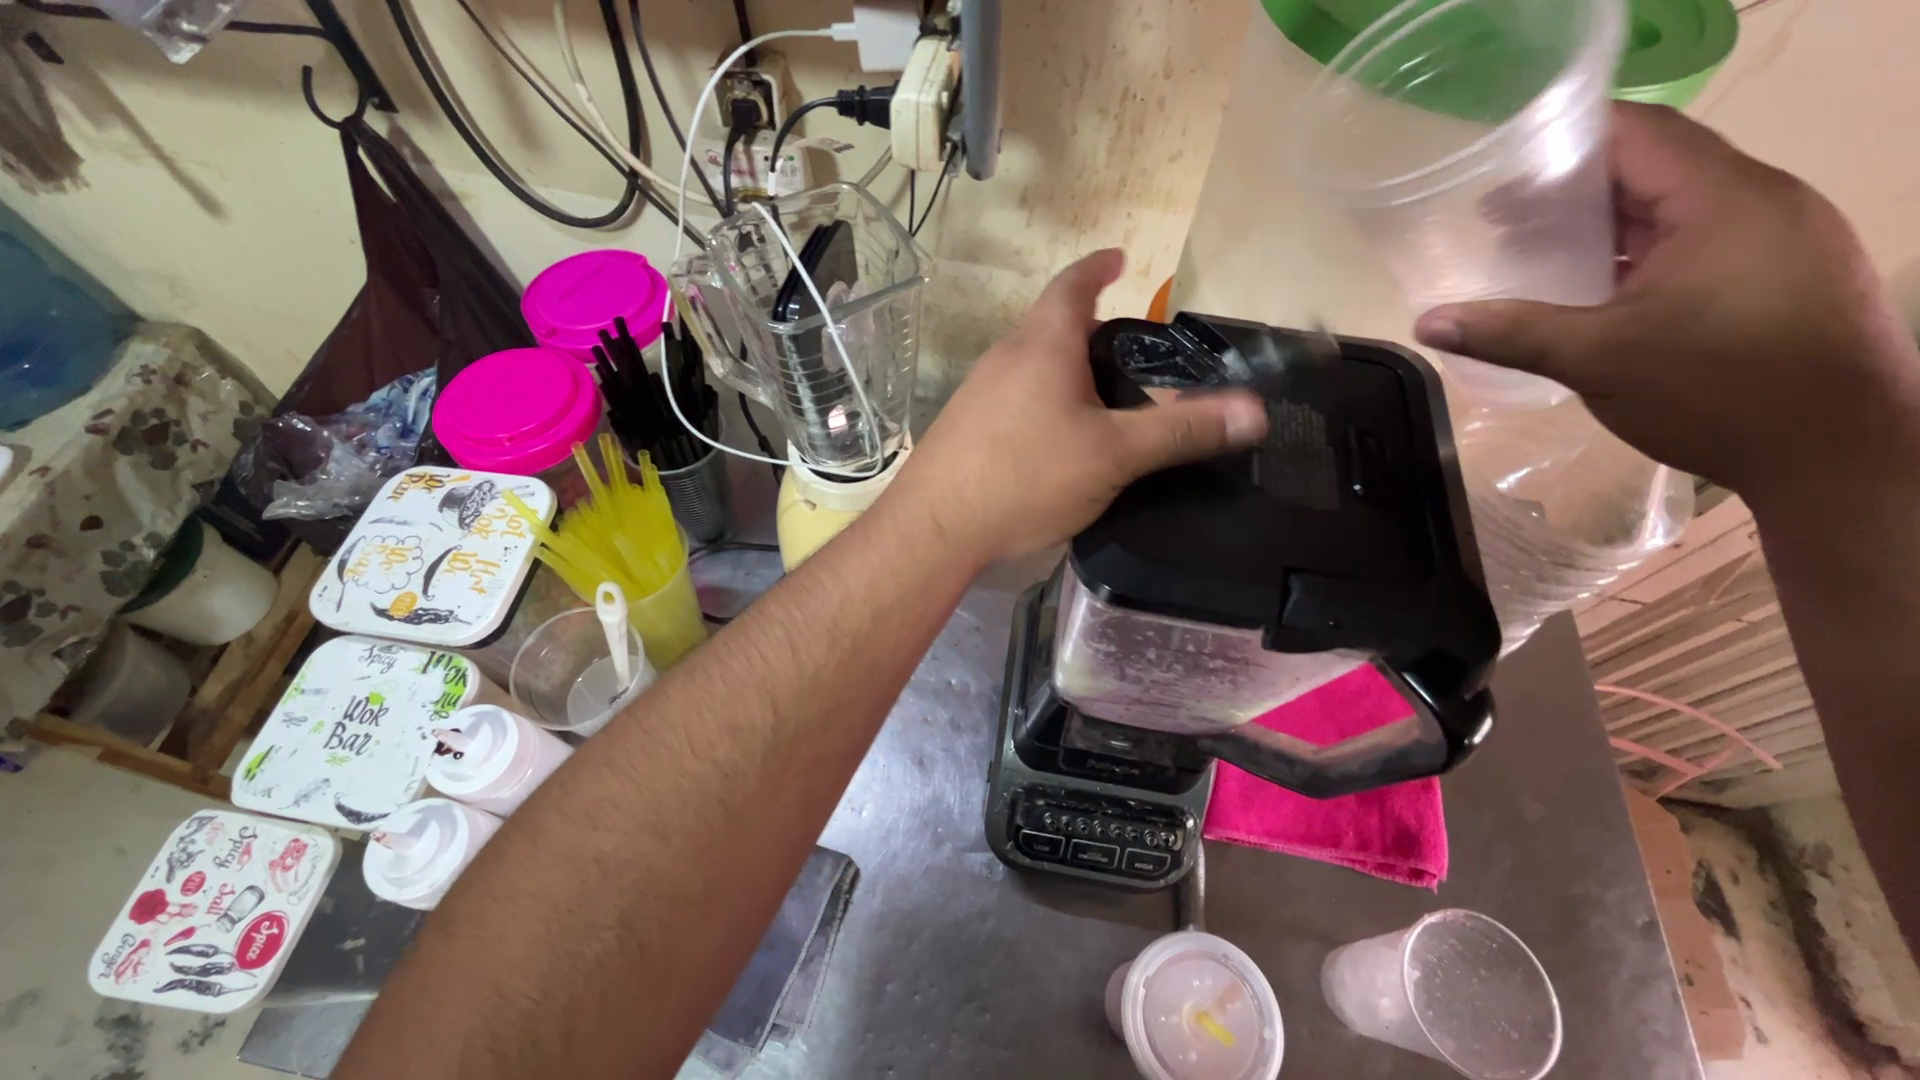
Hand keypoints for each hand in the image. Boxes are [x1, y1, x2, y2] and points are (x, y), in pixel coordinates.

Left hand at [889, 249, 1268, 566]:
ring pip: (1033, 365)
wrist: (934, 529)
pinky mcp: (966, 427)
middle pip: (1053, 325)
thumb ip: (1181, 430)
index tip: (1120, 257)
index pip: (1074, 283)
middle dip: (1092, 330)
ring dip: (1067, 370)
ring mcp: (979, 392)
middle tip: (1131, 352)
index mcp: (1043, 344)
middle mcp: (1006, 356)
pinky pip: (1014, 398)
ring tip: (1102, 400)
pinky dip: (1045, 402)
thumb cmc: (1026, 477)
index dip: (1099, 266)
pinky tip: (1057, 442)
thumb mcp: (1114, 454)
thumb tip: (1256, 410)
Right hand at [1414, 103, 1919, 511]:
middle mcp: (1761, 201)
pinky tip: (1592, 288)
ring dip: (1603, 225)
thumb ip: (1511, 332)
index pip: (1638, 132)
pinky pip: (1696, 242)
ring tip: (1533, 253)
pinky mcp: (1779, 275)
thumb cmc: (1718, 392)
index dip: (1565, 138)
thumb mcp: (1599, 358)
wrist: (1836, 457)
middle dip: (1571, 188)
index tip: (1498, 164)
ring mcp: (1777, 239)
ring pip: (1674, 208)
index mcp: (1725, 198)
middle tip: (1497, 217)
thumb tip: (1426, 323)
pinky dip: (1637, 254)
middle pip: (1653, 166)